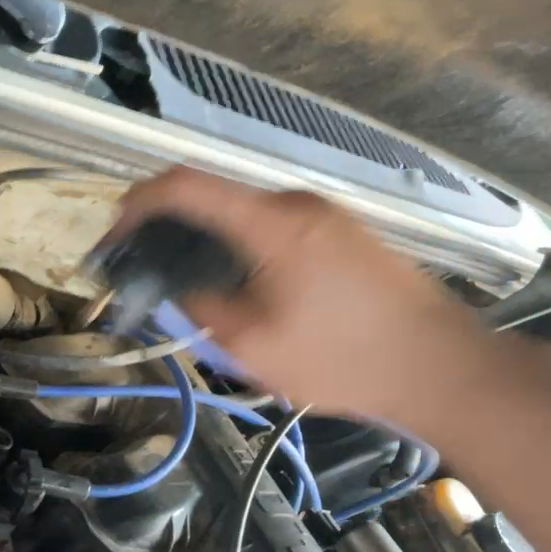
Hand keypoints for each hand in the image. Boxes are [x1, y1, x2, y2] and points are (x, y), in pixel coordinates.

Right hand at [109, 167, 490, 422]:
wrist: (436, 365)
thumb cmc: (341, 360)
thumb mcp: (250, 348)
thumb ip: (200, 309)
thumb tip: (177, 288)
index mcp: (271, 224)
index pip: (188, 186)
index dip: (140, 202)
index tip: (114, 232)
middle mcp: (296, 205)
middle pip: (213, 198)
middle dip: (167, 231)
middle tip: (143, 272)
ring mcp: (322, 216)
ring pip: (239, 217)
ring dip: (203, 244)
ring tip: (183, 288)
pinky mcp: (337, 234)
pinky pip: (268, 229)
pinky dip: (235, 249)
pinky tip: (230, 288)